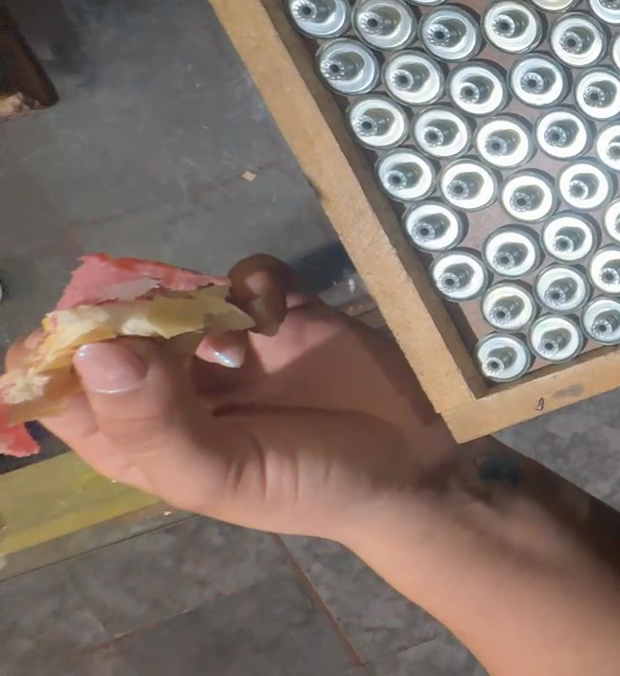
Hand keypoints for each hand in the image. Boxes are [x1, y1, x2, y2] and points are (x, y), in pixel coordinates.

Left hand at [8, 255, 454, 543]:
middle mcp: (184, 387)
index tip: (90, 340)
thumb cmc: (308, 485)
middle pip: (127, 331)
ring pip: (190, 298)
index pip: (66, 389)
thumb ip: (154, 420)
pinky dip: (257, 280)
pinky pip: (260, 281)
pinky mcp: (301, 319)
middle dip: (137, 316)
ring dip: (200, 297)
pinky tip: (274, 308)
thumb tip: (97, 350)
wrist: (411, 463)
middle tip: (172, 323)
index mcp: (143, 436)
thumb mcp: (219, 473)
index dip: (61, 359)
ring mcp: (245, 349)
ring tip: (234, 324)